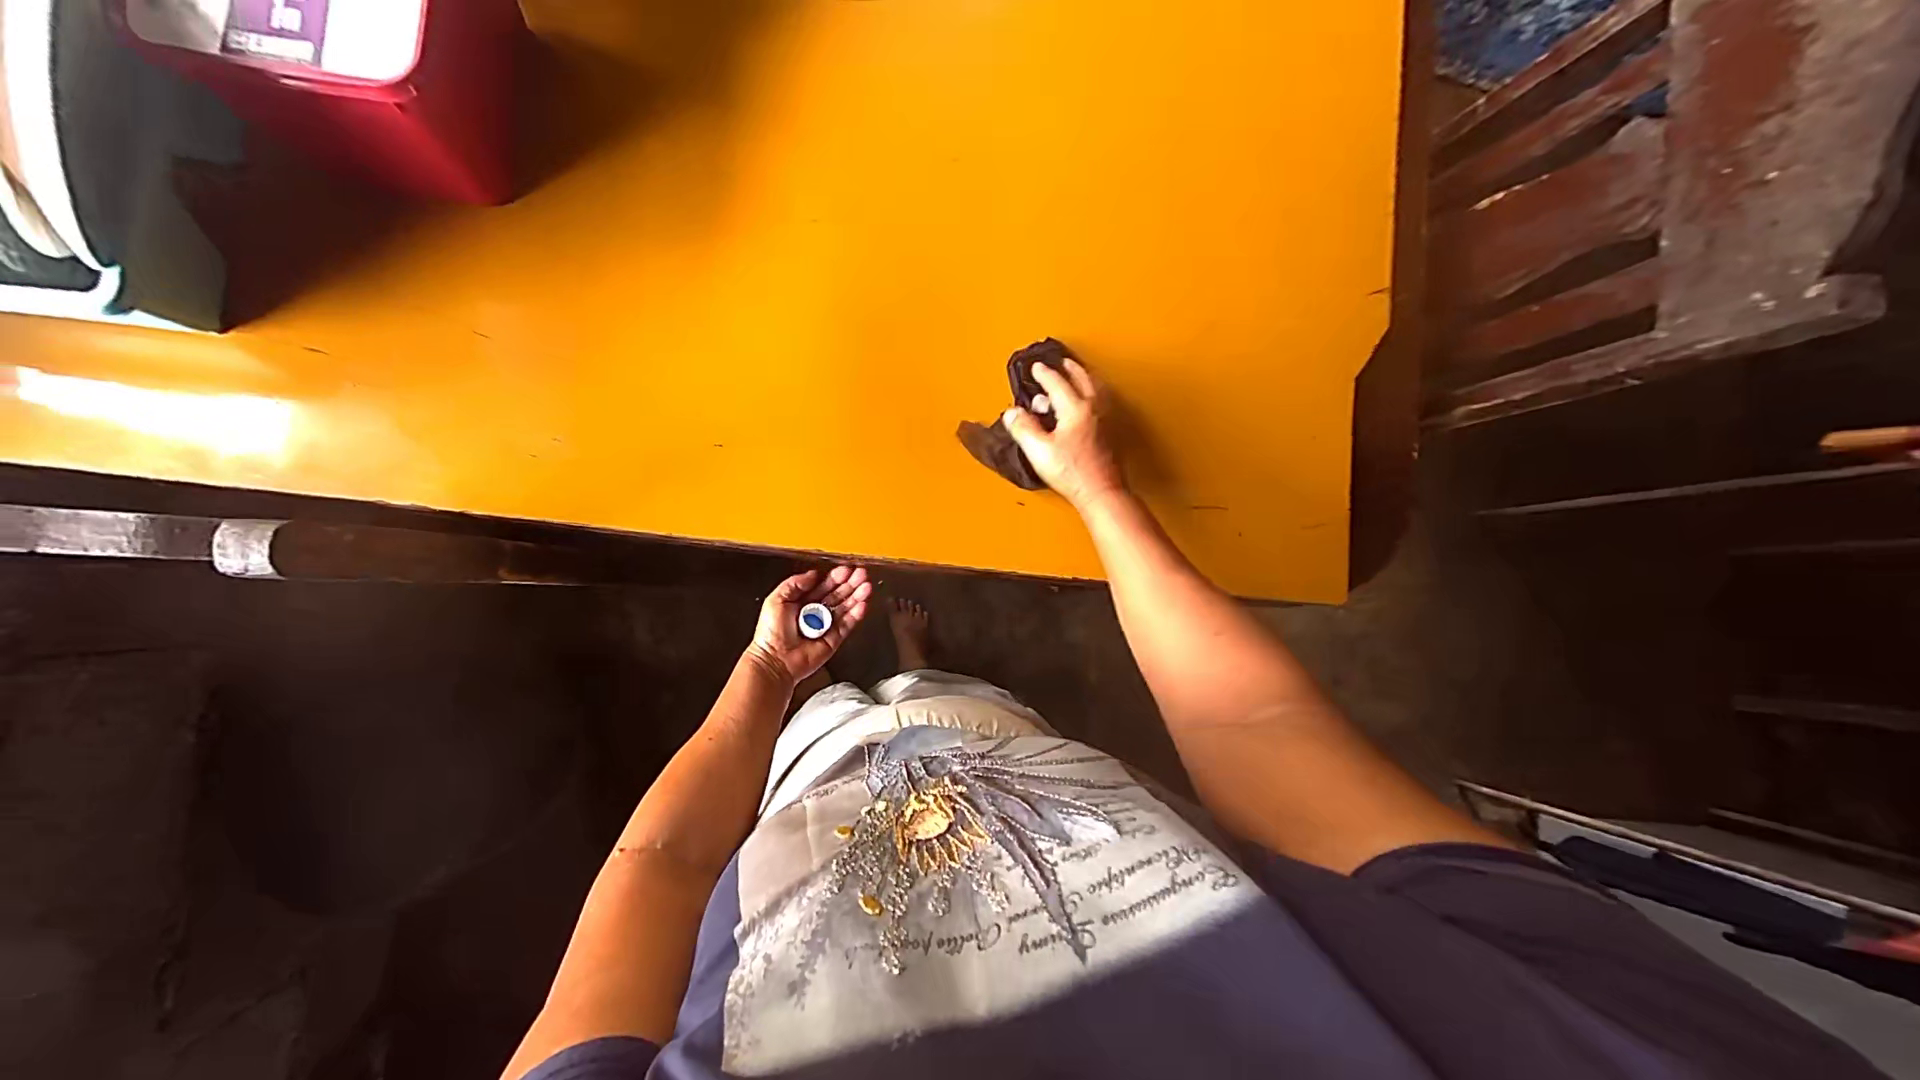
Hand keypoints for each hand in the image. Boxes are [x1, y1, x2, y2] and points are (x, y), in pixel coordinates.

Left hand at [746, 565, 871, 684]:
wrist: (775, 660)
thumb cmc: (770, 634)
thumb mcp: (777, 599)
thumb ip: (795, 583)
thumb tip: (813, 574)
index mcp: (801, 602)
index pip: (823, 585)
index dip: (835, 577)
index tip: (845, 569)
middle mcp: (815, 613)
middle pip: (837, 594)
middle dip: (850, 583)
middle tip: (861, 574)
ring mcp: (826, 626)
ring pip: (845, 607)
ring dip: (857, 596)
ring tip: (866, 586)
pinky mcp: (834, 639)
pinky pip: (848, 624)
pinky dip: (856, 614)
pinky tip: (862, 604)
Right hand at [1002, 358, 1126, 510]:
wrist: (1101, 492)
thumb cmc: (1073, 474)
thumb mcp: (1039, 450)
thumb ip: (1023, 428)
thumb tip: (1013, 413)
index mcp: (1075, 408)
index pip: (1056, 383)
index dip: (1043, 374)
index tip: (1036, 368)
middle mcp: (1093, 409)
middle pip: (1082, 378)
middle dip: (1069, 368)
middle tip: (1062, 363)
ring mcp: (1105, 420)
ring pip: (1096, 388)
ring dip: (1085, 377)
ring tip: (1078, 375)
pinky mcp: (1111, 432)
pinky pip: (1103, 401)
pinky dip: (1095, 392)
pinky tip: (1091, 401)